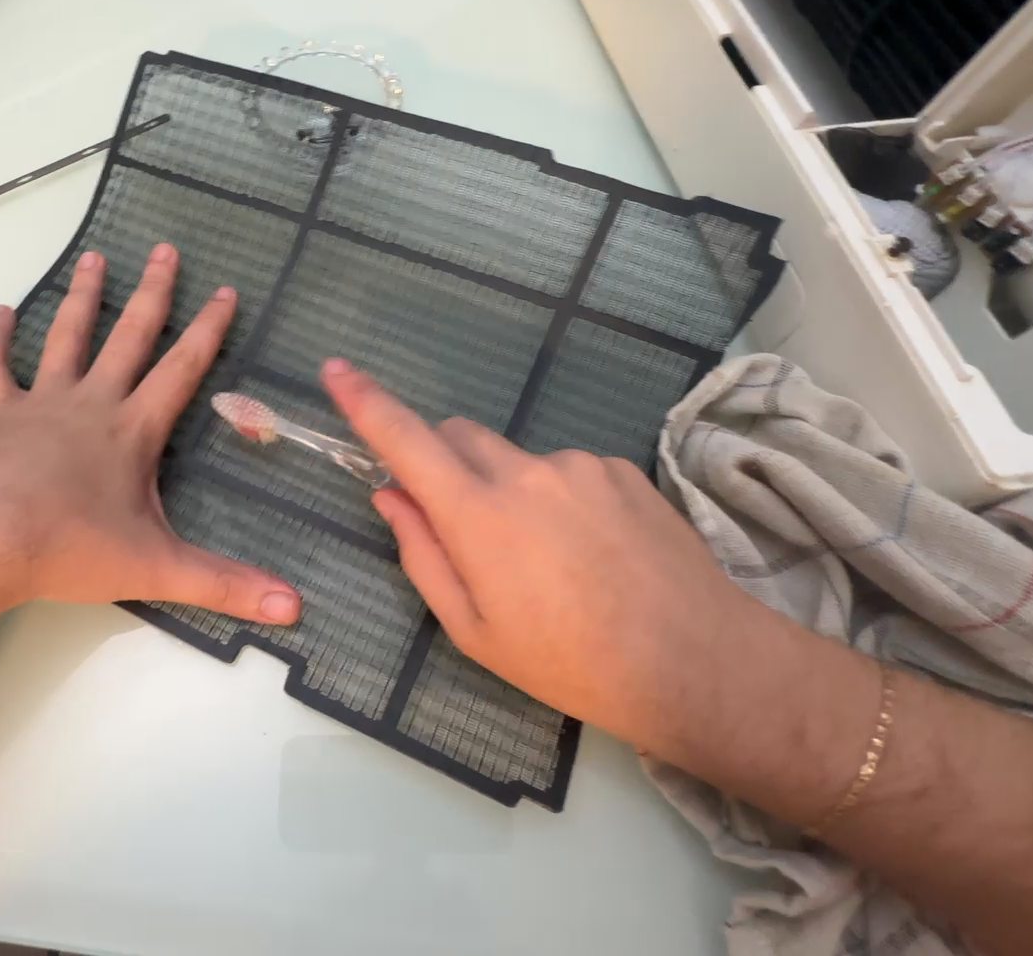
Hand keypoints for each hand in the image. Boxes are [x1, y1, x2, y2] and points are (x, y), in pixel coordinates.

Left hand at [0, 243, 300, 626]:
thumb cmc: (67, 549)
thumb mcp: (156, 569)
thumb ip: (226, 586)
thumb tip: (295, 609)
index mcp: (133, 429)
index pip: (183, 369)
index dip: (209, 329)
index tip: (226, 290)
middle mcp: (91, 403)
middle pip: (129, 336)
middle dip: (153, 292)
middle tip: (165, 248)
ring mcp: (39, 403)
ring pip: (67, 336)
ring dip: (83, 297)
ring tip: (94, 257)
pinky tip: (0, 312)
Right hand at [321, 358, 758, 745]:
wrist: (696, 662)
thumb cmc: (569, 662)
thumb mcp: (473, 630)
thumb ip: (422, 553)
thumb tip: (391, 496)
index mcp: (478, 515)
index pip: (406, 440)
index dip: (364, 401)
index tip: (335, 370)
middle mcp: (525, 471)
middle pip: (457, 435)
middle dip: (441, 461)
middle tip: (461, 523)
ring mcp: (578, 464)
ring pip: (513, 457)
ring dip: (505, 488)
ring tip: (546, 557)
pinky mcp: (620, 467)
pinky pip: (562, 468)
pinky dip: (553, 495)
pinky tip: (588, 547)